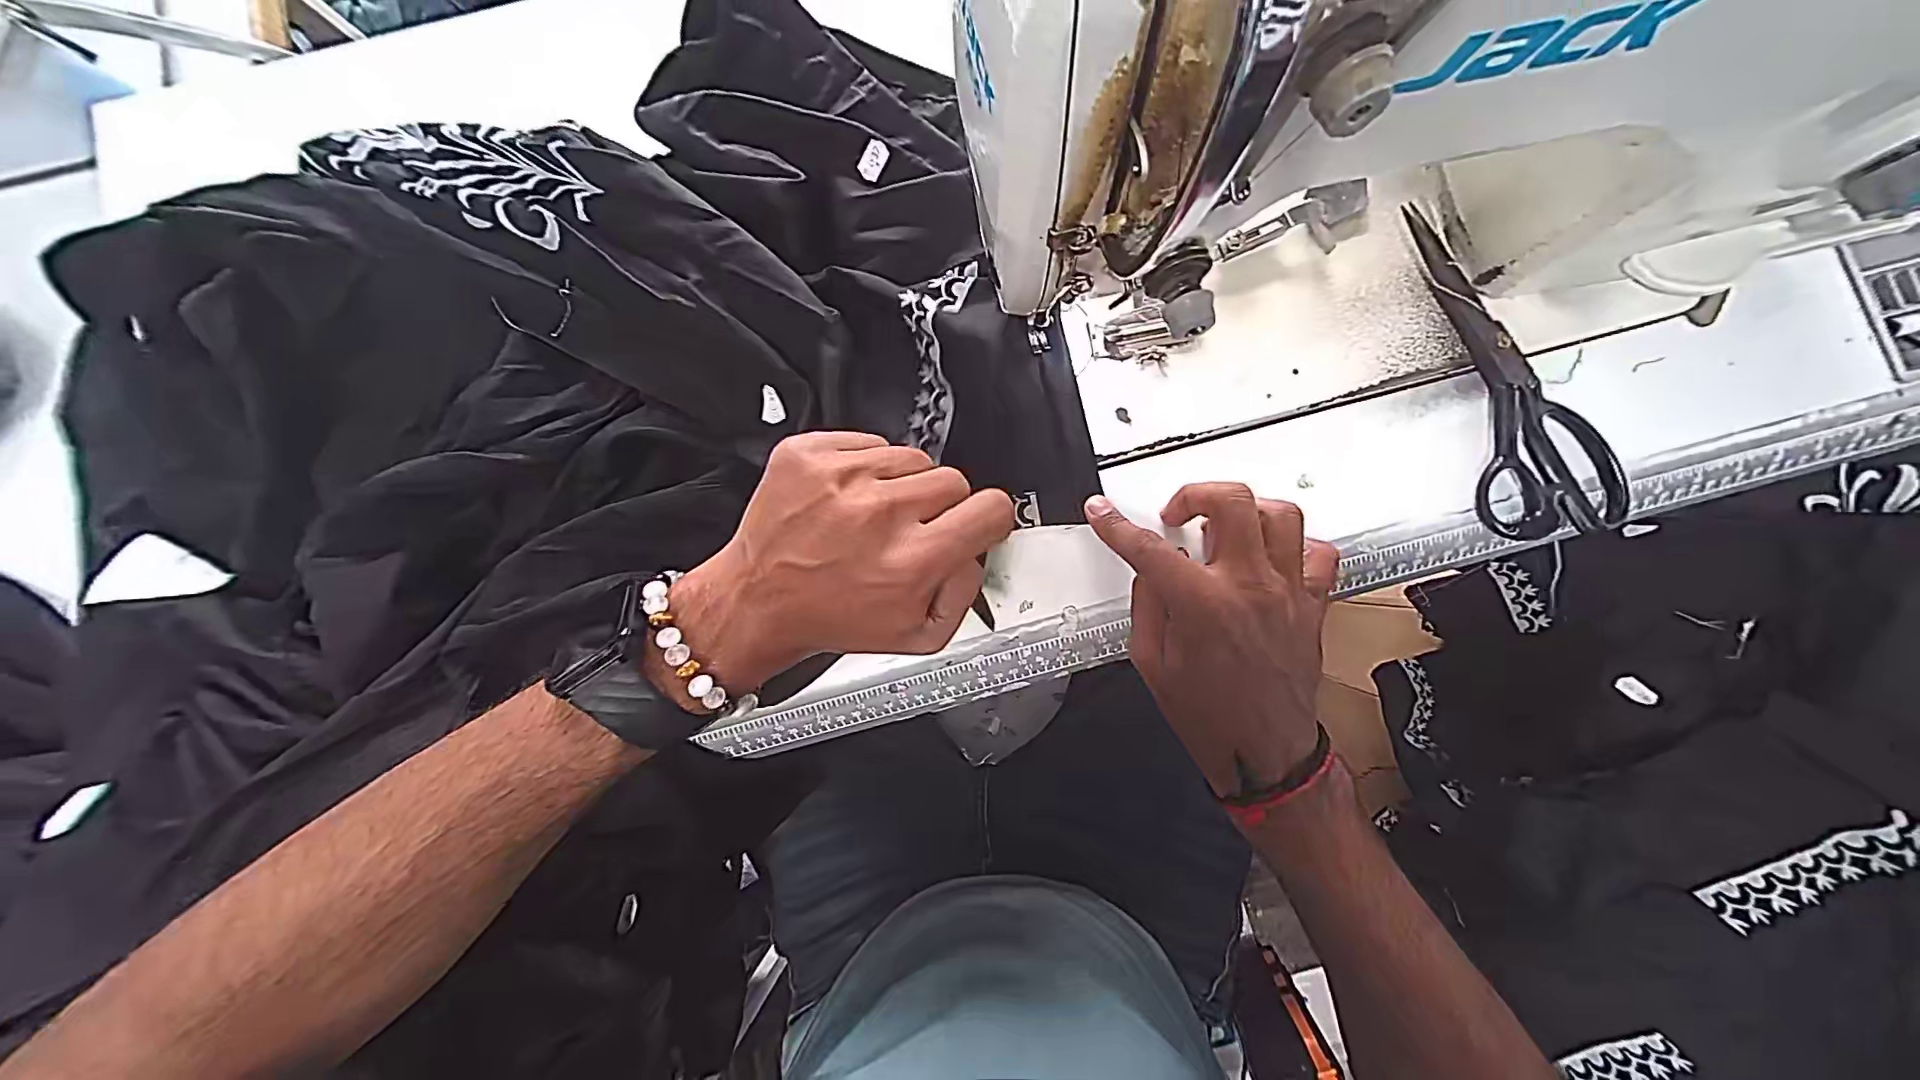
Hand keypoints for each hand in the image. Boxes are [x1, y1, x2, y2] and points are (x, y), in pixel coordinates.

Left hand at [661, 432, 1014, 700]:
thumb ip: (965, 594)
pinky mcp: (812, 455)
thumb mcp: (916, 636)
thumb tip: (979, 550)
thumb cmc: (830, 616)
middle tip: (910, 531)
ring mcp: (842, 477)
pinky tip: (850, 499)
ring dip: (902, 485)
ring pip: (913, 457)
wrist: (759, 599)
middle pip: (954, 479)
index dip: (988, 518)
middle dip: (941, 506)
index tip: (977, 522)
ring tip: (872, 517)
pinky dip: (866, 467)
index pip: (989, 508)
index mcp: (910, 560)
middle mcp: (878, 514)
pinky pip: (871, 443)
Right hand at [1085, 484, 1338, 798]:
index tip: (1104, 512)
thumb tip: (1150, 571)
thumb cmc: (1212, 718)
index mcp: (1201, 605)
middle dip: (1193, 494)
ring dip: (1244, 510)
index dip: (1116, 525)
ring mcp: (1286, 593)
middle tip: (1177, 513)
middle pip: (1230, 502)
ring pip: (1280, 514)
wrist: (1264, 752)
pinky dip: (1292, 543)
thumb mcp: (1151, 662)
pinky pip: (1318, 552)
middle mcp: (1249, 589)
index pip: (1149, 547)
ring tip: (1222, 526)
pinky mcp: (1312, 605)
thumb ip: (1147, 605)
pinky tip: (1269, 554)